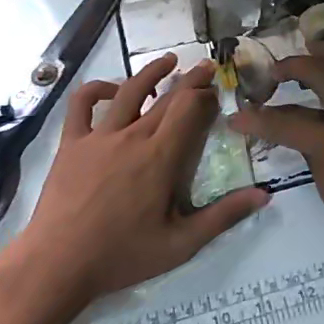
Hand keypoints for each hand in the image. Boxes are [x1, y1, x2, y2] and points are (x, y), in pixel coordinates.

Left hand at [13, 53, 268, 300]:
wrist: (58, 263)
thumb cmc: (123, 255)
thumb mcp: (182, 244)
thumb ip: (223, 216)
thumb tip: (265, 195)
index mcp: (160, 158)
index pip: (189, 110)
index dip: (205, 94)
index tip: (218, 89)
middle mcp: (131, 138)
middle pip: (166, 99)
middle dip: (190, 81)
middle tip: (205, 68)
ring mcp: (98, 137)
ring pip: (128, 92)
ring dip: (151, 73)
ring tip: (168, 61)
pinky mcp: (71, 144)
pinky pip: (82, 105)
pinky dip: (97, 89)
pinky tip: (112, 89)